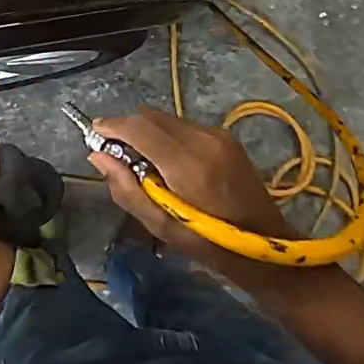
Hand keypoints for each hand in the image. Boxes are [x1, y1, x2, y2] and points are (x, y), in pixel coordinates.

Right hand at [87, 106, 296, 264]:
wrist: (270, 248)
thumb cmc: (212, 245)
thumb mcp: (162, 227)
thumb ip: (126, 189)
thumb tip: (97, 156)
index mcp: (189, 165)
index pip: (139, 127)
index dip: (111, 126)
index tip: (94, 135)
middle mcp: (204, 139)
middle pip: (149, 116)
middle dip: (126, 129)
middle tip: (116, 155)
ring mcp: (217, 135)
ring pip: (163, 118)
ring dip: (145, 132)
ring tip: (143, 162)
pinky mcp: (224, 135)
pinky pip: (180, 125)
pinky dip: (164, 135)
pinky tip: (167, 162)